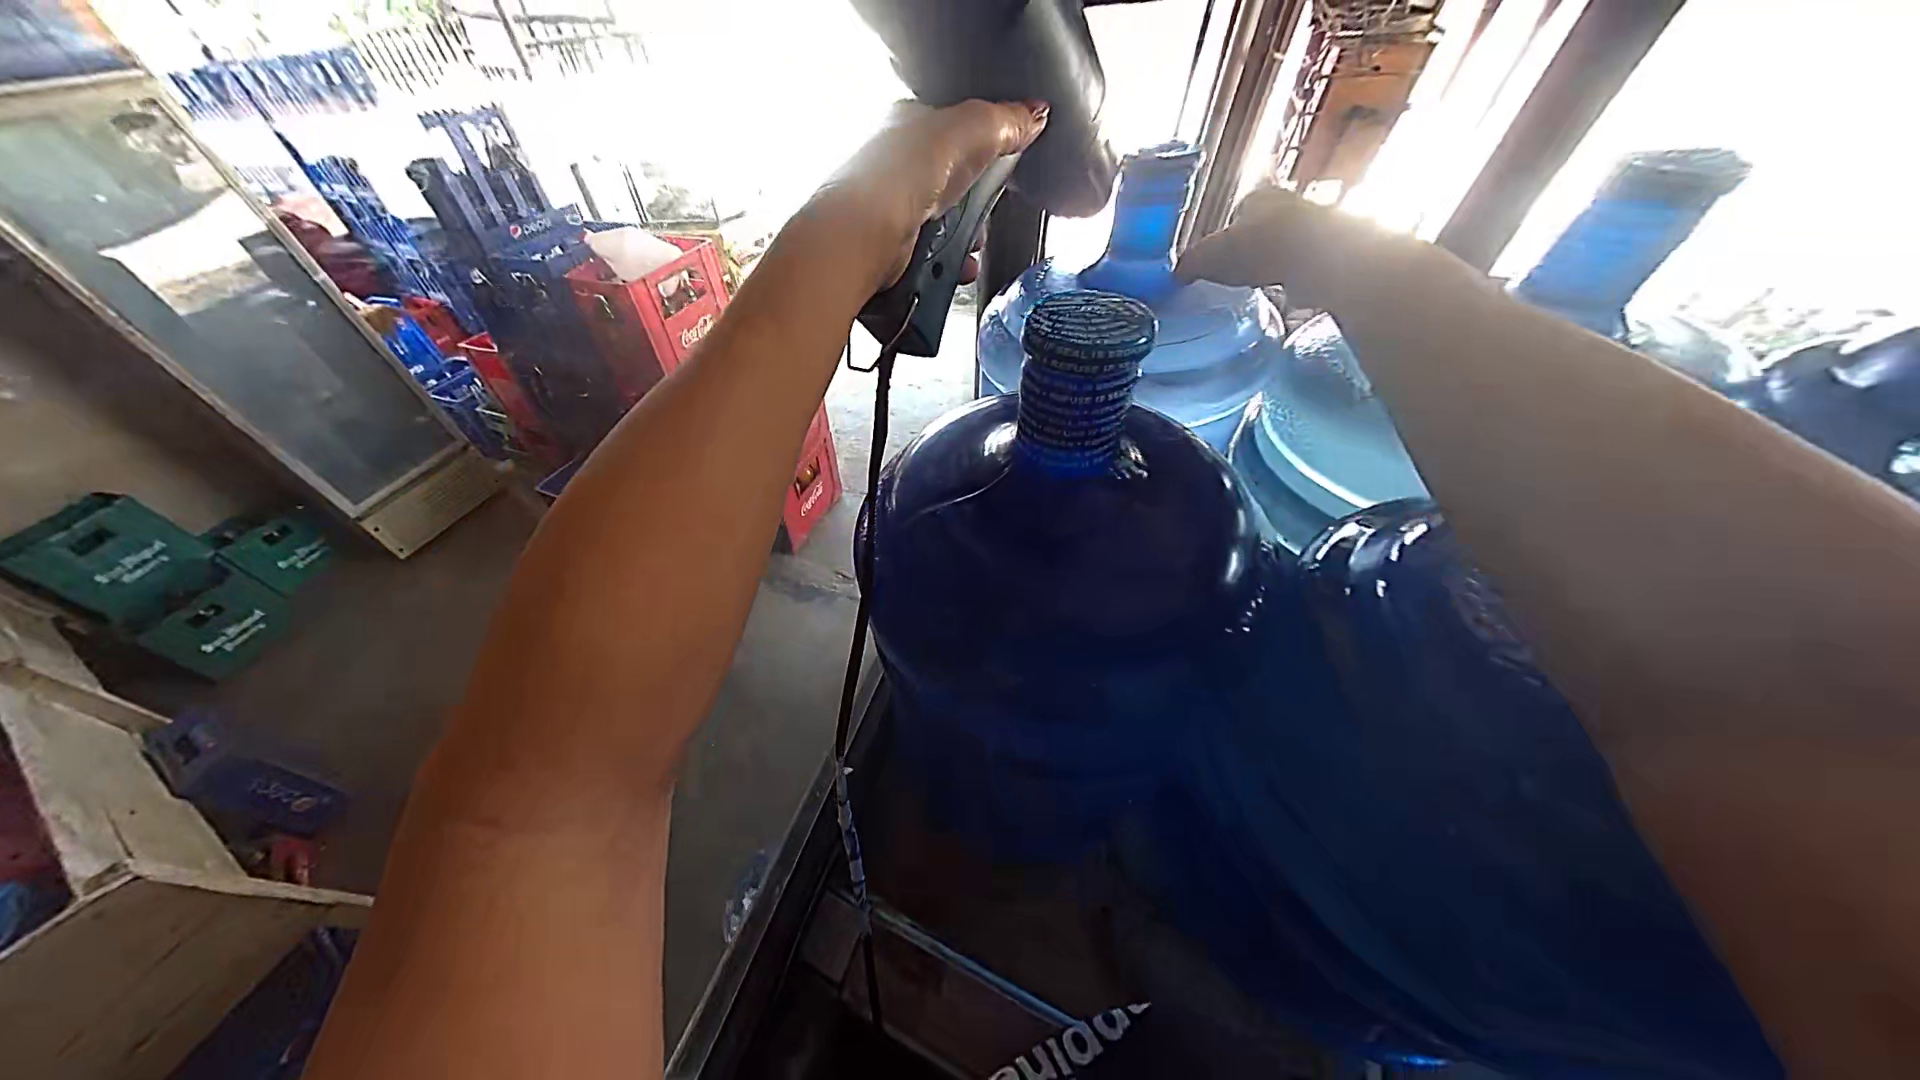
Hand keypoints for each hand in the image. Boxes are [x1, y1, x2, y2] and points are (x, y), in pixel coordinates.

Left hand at [805, 99, 1048, 294]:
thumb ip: (1006, 121)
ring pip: (943, 227)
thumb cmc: (905, 172)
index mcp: (907, 123)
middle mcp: (895, 166)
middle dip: (977, 207)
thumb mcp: (971, 128)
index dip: (982, 149)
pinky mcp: (891, 250)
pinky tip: (954, 270)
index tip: (1002, 165)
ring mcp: (891, 211)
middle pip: (953, 186)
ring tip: (970, 250)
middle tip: (985, 216)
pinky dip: (947, 268)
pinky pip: (930, 259)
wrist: (867, 234)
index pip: (953, 131)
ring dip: (965, 242)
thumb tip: (1035, 115)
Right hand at [1176, 185, 1467, 308]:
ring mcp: (1313, 228)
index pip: (1239, 213)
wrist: (1314, 256)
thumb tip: (1175, 275)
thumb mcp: (1208, 257)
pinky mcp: (1331, 254)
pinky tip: (1285, 297)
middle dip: (1253, 249)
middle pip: (1265, 229)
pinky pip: (1306, 269)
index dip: (1227, 235)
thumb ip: (1190, 264)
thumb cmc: (1257, 246)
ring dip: (1276, 265)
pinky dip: (1295, 281)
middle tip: (1239, 275)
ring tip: (1261, 289)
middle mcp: (1288, 205)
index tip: (1221, 258)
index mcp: (1257, 199)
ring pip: (1287, 247)